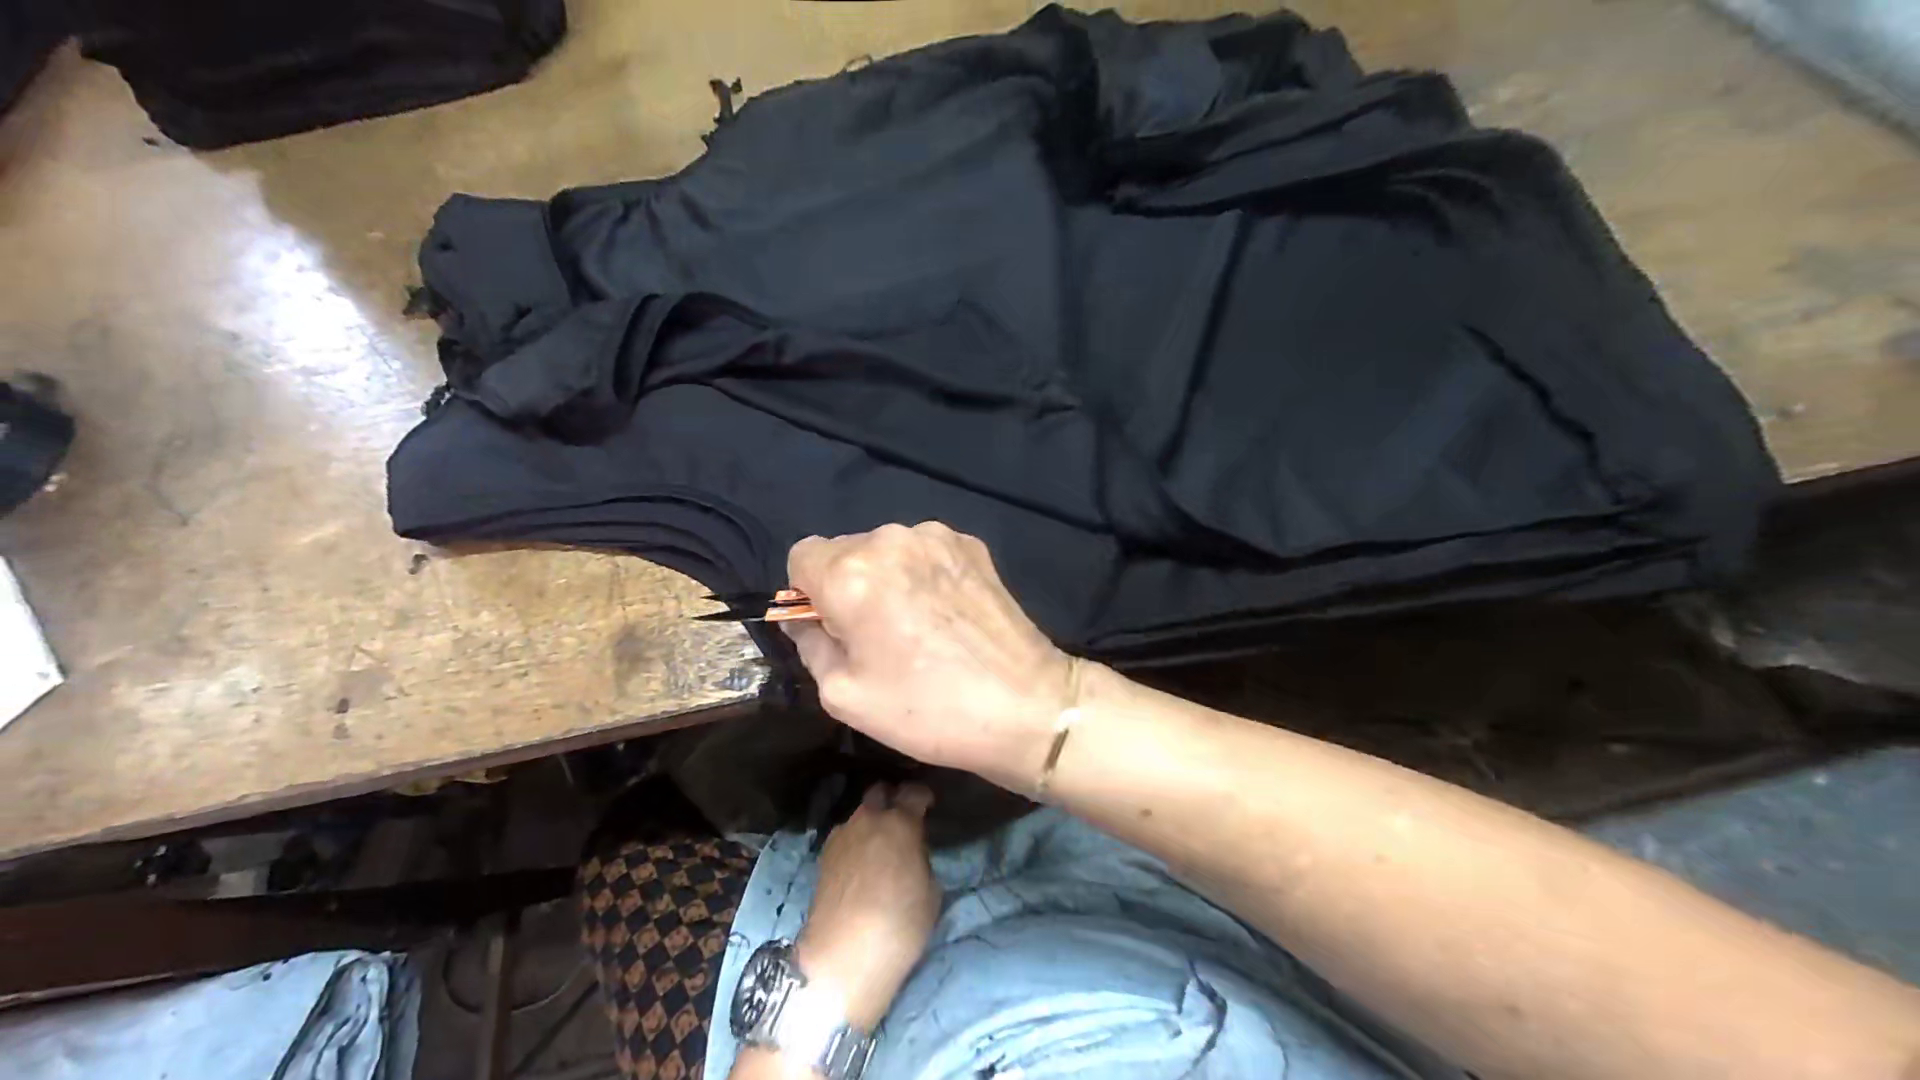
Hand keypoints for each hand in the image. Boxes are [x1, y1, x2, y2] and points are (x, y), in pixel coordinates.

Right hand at [782, 522, 1077, 792]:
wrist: (1025, 704)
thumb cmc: (927, 708)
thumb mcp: (844, 695)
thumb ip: (810, 645)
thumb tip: (803, 619)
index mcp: (850, 573)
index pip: (800, 556)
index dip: (808, 594)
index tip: (833, 628)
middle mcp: (889, 539)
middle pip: (844, 550)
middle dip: (846, 584)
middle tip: (877, 634)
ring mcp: (936, 537)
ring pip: (885, 549)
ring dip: (886, 577)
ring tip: (917, 625)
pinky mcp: (971, 544)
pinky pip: (924, 551)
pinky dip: (922, 573)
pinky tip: (946, 613)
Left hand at [796, 783, 940, 1030]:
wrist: (844, 955)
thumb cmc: (900, 923)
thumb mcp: (931, 890)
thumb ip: (921, 858)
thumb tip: (912, 852)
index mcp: (900, 822)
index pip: (914, 792)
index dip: (923, 796)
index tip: (928, 806)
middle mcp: (868, 819)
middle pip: (879, 792)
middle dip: (891, 799)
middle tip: (901, 818)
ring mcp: (842, 835)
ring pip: (859, 815)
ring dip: (871, 821)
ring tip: (879, 843)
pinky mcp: (823, 855)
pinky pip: (845, 836)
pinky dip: (855, 841)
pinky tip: (860, 861)